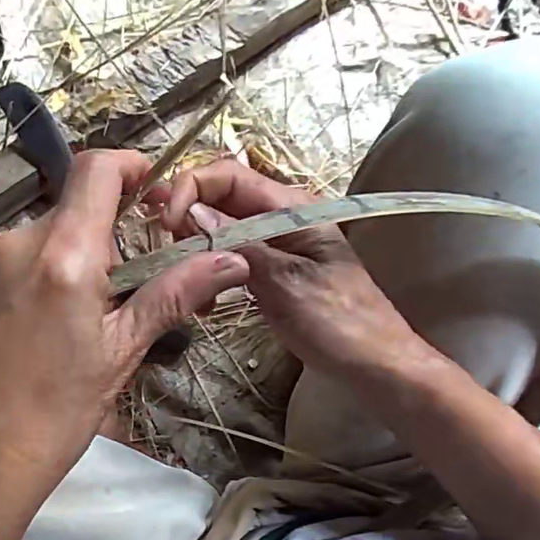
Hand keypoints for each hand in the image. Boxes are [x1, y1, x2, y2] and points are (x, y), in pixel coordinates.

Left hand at [0, 149, 249, 539]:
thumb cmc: (61, 413)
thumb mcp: (124, 350)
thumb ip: (176, 292)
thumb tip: (233, 260)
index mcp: (65, 255)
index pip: (97, 170)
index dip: (130, 167)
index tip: (152, 191)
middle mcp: (13, 243)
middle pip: (70, 209)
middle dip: (104, 232)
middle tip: (122, 286)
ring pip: (37, 237)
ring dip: (66, 257)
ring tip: (74, 316)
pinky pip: (4, 260)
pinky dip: (30, 275)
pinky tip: (32, 326)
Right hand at [148, 157, 433, 379]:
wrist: (374, 364)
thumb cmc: (337, 323)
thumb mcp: (284, 282)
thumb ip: (239, 243)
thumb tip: (191, 209)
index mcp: (292, 208)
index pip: (228, 174)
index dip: (190, 188)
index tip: (165, 224)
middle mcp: (282, 218)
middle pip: (221, 198)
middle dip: (188, 220)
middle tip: (171, 260)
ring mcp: (277, 246)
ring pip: (223, 230)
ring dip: (198, 250)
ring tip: (189, 287)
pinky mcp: (273, 272)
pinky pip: (233, 258)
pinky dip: (213, 272)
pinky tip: (205, 301)